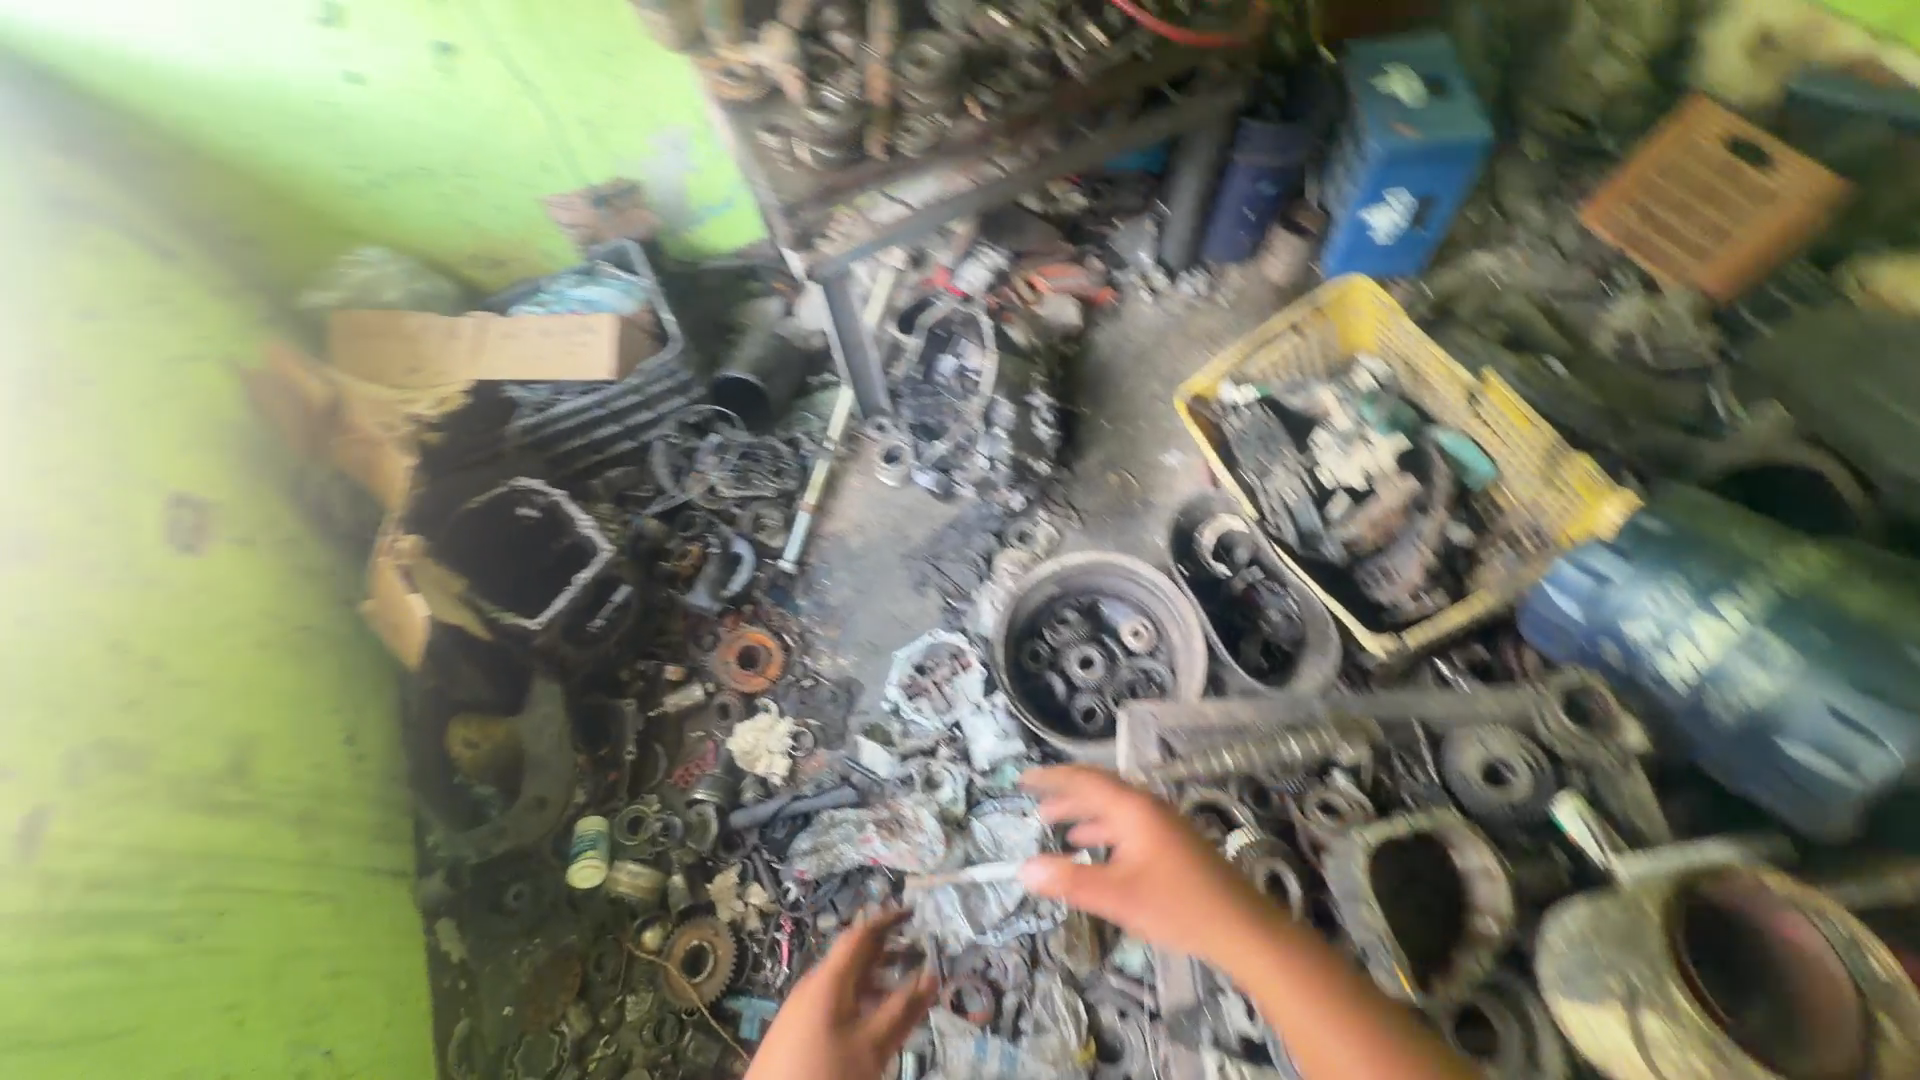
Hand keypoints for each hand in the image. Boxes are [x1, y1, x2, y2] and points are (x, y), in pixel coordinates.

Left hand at [744, 908, 936, 1079]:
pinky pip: (831, 1000)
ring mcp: (800, 1007)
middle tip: (915, 956)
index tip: (912, 913)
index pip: (860, 934)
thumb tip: (931, 976)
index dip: (887, 920)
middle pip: (851, 957)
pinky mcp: (795, 1029)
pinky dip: (857, 999)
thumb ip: (902, 1010)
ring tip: (900, 992)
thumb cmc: (827, 1074)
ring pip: (842, 981)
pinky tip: (870, 1022)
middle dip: (885, 953)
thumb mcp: (871, 1046)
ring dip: (873, 980)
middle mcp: (812, 984)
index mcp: (828, 979)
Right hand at [1018, 764, 1278, 965]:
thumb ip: (1070, 881)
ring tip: (1056, 824)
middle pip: (1100, 790)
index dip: (1052, 778)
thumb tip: (1024, 869)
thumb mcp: (1118, 896)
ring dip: (1084, 814)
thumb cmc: (1178, 906)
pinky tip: (1094, 848)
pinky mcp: (1172, 842)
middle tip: (1035, 802)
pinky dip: (1104, 830)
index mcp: (1134, 809)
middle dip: (1066, 795)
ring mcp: (1163, 824)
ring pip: (1115, 808)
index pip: (1085, 780)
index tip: (1024, 778)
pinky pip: (1128, 824)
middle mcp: (1148, 807)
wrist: (1243, 928)